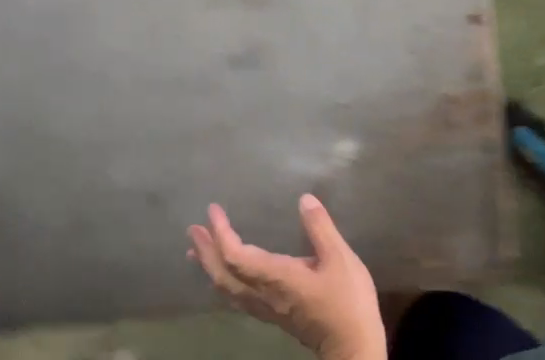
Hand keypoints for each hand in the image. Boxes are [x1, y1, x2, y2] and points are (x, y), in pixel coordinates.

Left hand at [188, 195, 385, 359]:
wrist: (351, 346)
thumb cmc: (347, 300)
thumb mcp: (340, 258)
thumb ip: (320, 228)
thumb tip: (304, 199)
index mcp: (276, 277)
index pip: (236, 256)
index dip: (221, 233)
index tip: (213, 211)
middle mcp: (263, 294)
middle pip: (224, 275)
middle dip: (207, 251)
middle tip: (193, 228)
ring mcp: (266, 308)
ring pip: (227, 289)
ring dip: (210, 268)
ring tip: (196, 251)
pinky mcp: (272, 314)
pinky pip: (236, 297)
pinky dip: (223, 282)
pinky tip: (224, 278)